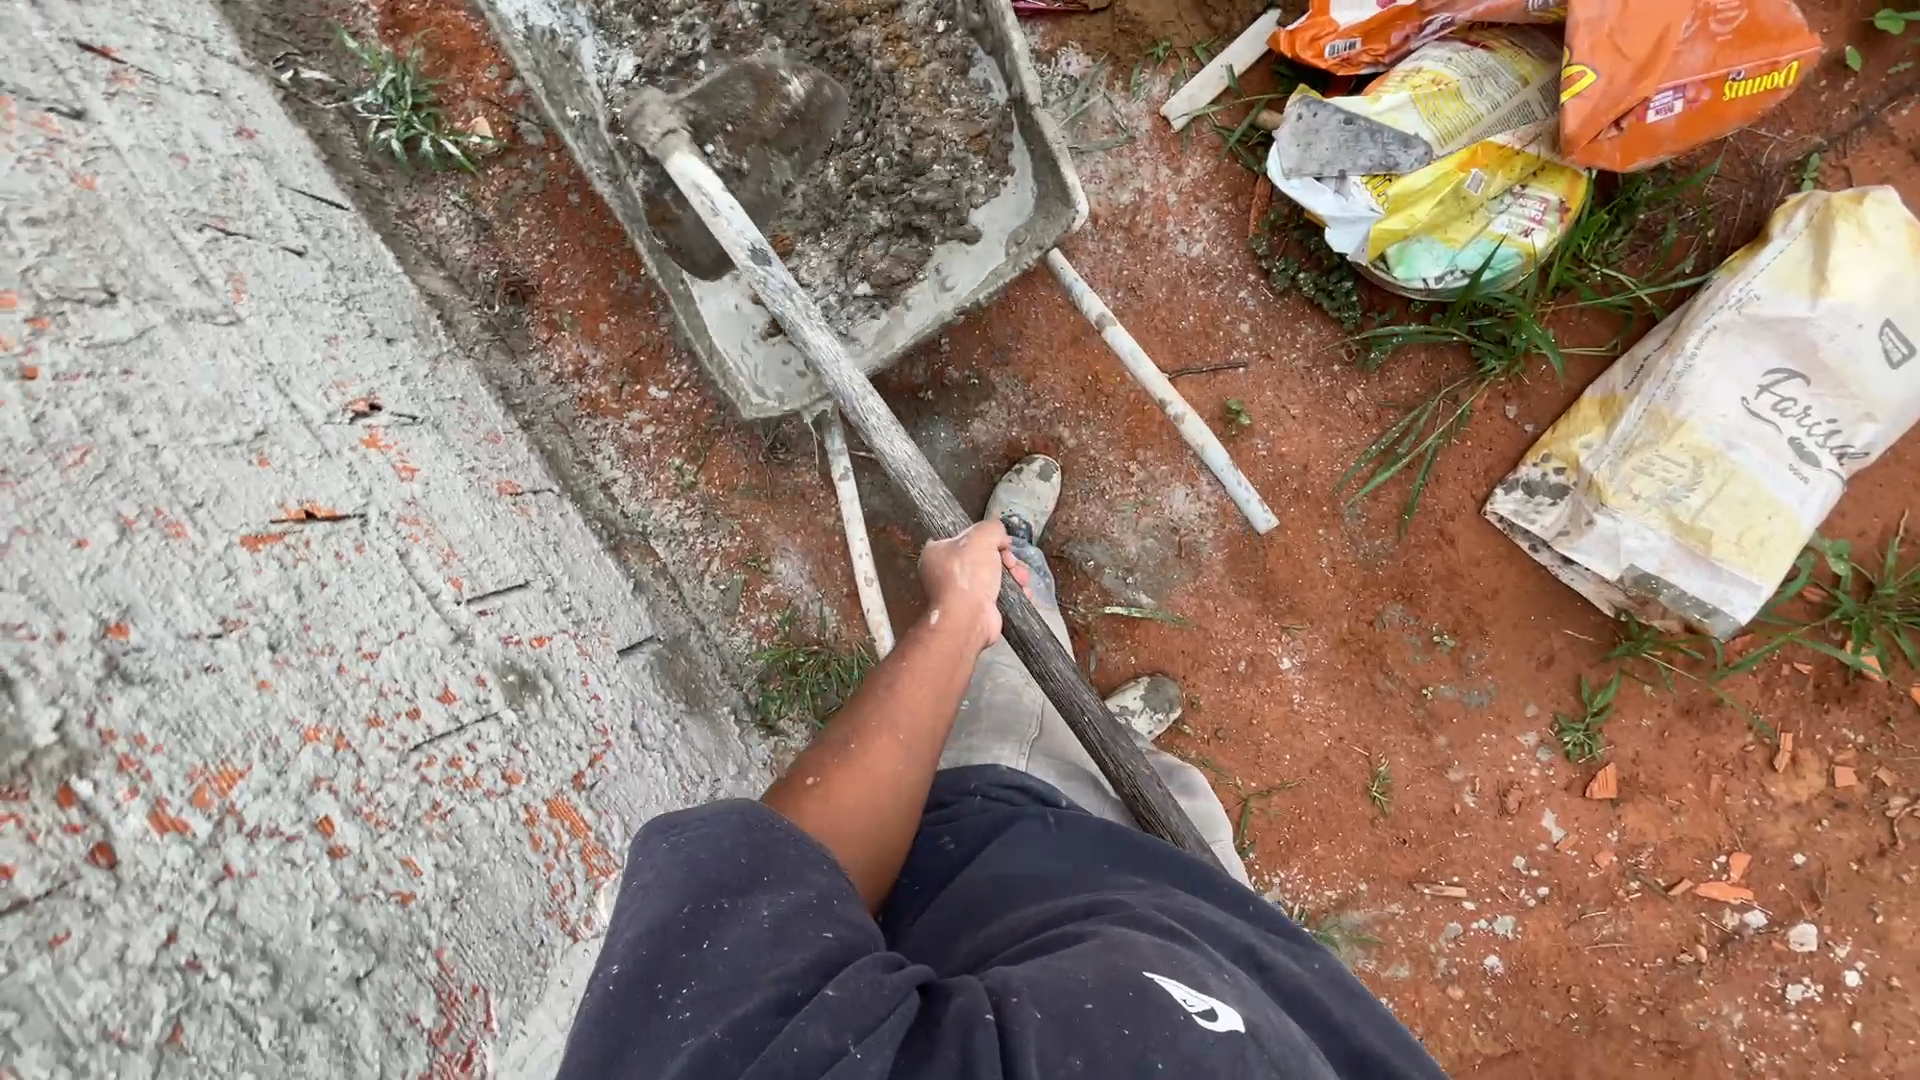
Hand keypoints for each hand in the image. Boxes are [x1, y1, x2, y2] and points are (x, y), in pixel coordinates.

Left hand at [918, 520, 1029, 651]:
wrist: (969, 618)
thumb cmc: (967, 575)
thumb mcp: (981, 536)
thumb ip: (992, 527)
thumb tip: (1001, 538)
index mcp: (937, 552)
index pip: (965, 538)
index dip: (987, 538)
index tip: (1001, 543)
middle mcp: (946, 573)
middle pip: (985, 556)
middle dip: (1006, 558)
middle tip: (1012, 563)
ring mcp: (962, 593)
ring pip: (996, 575)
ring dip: (1015, 574)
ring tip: (1021, 579)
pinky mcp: (978, 609)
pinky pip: (1001, 594)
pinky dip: (1015, 592)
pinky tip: (1023, 591)